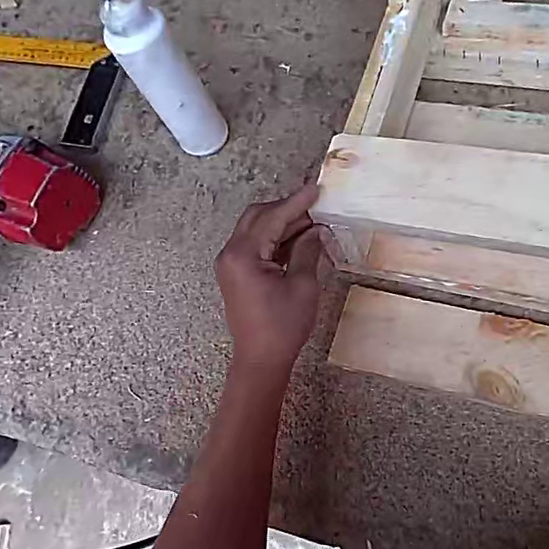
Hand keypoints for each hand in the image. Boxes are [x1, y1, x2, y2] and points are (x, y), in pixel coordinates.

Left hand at [215, 185, 329, 371]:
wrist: (261, 359)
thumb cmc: (283, 326)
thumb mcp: (302, 285)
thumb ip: (307, 250)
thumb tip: (316, 230)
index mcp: (243, 255)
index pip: (272, 217)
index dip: (296, 203)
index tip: (316, 189)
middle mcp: (231, 254)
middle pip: (258, 217)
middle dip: (287, 210)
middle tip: (317, 208)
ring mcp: (231, 264)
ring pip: (257, 230)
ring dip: (283, 225)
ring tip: (314, 224)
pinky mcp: (238, 274)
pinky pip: (256, 246)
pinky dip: (276, 240)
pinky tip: (299, 241)